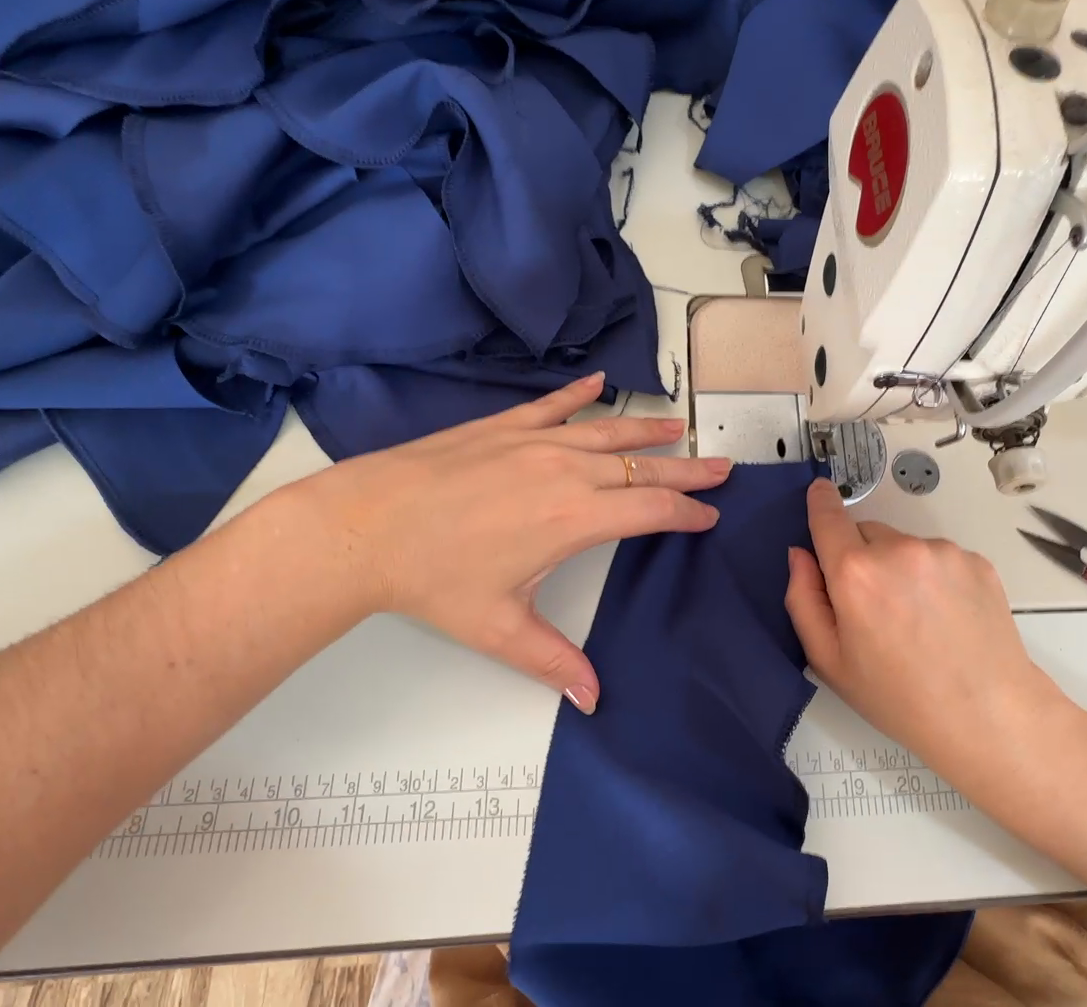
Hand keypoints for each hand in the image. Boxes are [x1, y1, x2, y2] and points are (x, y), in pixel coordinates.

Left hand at [290, 373, 729, 712]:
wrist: (364, 526)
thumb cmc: (432, 577)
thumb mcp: (499, 627)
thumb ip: (553, 661)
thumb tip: (592, 701)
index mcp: (575, 517)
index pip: (652, 512)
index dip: (688, 514)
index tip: (710, 517)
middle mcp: (565, 471)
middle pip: (643, 469)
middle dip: (688, 471)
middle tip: (722, 467)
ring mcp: (533, 442)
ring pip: (608, 433)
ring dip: (648, 431)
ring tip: (679, 428)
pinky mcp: (501, 427)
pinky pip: (552, 405)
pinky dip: (579, 394)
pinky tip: (598, 384)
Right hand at [784, 479, 1063, 773]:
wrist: (987, 714)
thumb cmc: (901, 697)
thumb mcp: (829, 661)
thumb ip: (803, 599)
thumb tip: (800, 556)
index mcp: (855, 574)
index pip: (828, 517)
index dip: (819, 502)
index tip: (819, 491)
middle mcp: (898, 550)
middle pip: (866, 533)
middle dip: (862, 558)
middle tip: (875, 609)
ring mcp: (942, 552)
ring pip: (904, 546)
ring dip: (901, 568)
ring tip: (917, 620)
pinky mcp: (976, 560)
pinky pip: (939, 557)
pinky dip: (934, 577)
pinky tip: (945, 618)